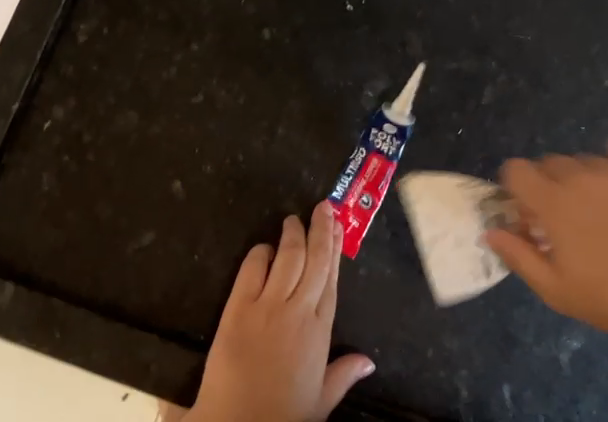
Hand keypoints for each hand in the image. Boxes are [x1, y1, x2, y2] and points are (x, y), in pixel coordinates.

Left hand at [181, 204, 376, 421]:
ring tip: (295, 219)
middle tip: (324, 206)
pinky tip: (265, 246)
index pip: (331, 281)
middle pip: (314, 261)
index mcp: (320, 332)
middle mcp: (297, 311)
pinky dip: (260, 253)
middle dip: (320, 230)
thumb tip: (369, 361)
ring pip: (287, 258)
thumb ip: (344, 375)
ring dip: (292, 235)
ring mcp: (267, 307)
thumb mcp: (321, 400)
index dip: (336, 251)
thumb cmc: (282, 415)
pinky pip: (252, 269)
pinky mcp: (238, 308)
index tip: (339, 228)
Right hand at [485, 138, 607, 343]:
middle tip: (565, 219)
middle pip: (549, 164)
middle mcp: (578, 177)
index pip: (515, 170)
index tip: (528, 212)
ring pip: (584, 160)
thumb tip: (490, 231)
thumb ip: (518, 255)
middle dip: (549, 185)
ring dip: (582, 178)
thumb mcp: (554, 289)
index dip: (516, 188)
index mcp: (551, 203)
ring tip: (601, 210)